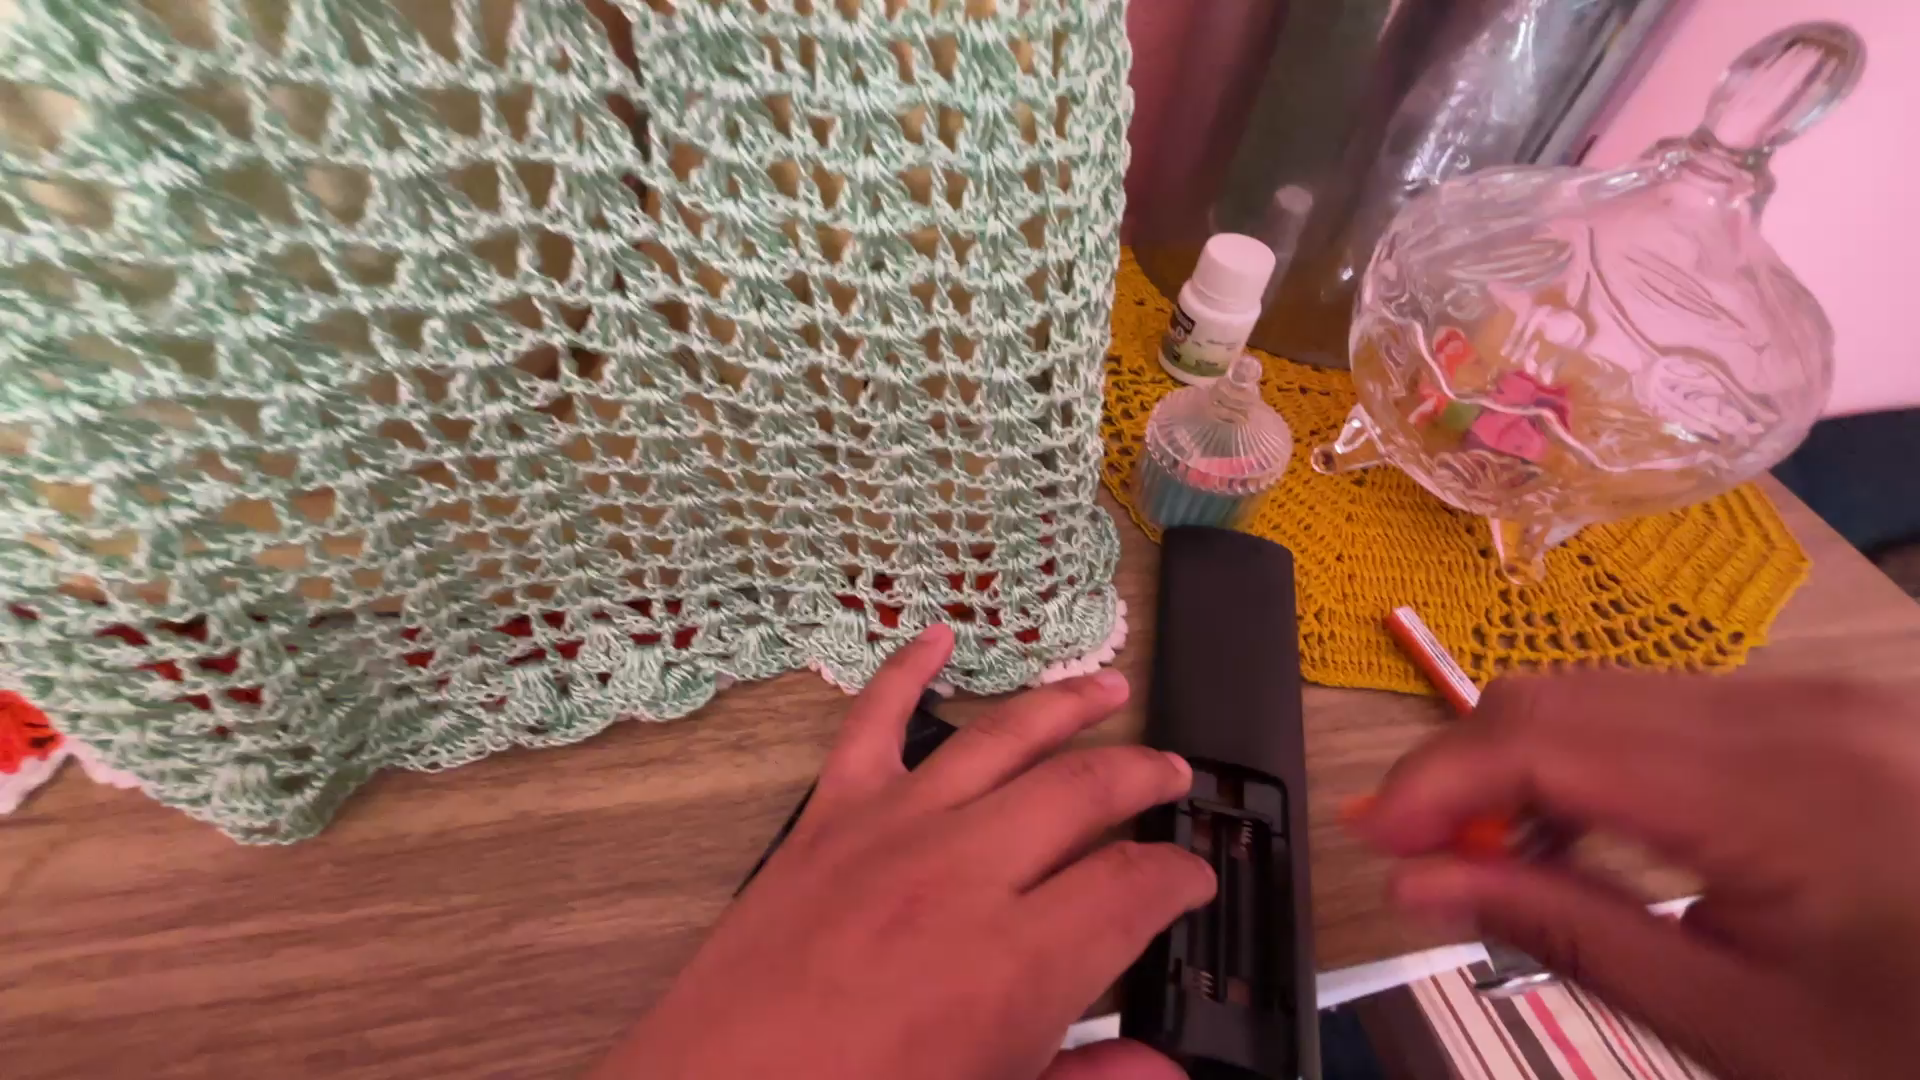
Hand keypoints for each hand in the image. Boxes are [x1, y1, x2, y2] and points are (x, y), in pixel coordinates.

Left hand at [594, 625, 1214, 1079]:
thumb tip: (1173, 1070)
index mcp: (1011, 963)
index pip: (1132, 888)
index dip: (1179, 876)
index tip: (1194, 876)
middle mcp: (961, 870)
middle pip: (1082, 789)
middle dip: (1145, 775)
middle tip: (1175, 774)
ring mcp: (893, 824)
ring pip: (1002, 736)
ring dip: (1064, 705)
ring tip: (1108, 687)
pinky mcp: (832, 809)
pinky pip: (874, 718)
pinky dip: (906, 670)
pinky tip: (936, 637)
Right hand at [1352, 674, 1919, 1079]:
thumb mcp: (1749, 1027)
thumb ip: (1561, 932)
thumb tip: (1412, 886)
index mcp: (1793, 792)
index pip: (1540, 742)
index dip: (1431, 783)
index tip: (1372, 839)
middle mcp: (1798, 710)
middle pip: (1551, 699)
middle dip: (1459, 773)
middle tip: (1423, 852)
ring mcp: (1816, 698)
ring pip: (1589, 695)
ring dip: (1513, 766)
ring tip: (1501, 852)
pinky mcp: (1820, 708)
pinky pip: (1647, 708)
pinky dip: (1578, 760)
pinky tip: (1585, 828)